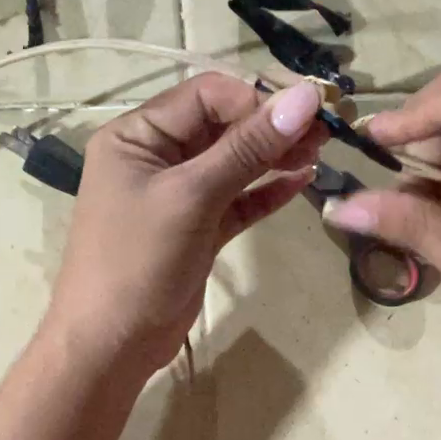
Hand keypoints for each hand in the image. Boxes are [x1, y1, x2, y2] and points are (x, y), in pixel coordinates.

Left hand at [42, 74, 327, 375]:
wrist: (112, 343)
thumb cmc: (138, 262)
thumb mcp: (191, 197)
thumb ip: (246, 149)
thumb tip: (304, 98)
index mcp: (136, 136)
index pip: (204, 96)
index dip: (255, 98)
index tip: (306, 109)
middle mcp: (155, 158)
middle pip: (222, 127)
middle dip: (271, 125)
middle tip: (328, 129)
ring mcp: (176, 197)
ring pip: (232, 165)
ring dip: (274, 156)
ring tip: (322, 150)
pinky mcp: (196, 232)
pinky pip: (236, 202)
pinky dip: (265, 192)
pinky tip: (301, 181)